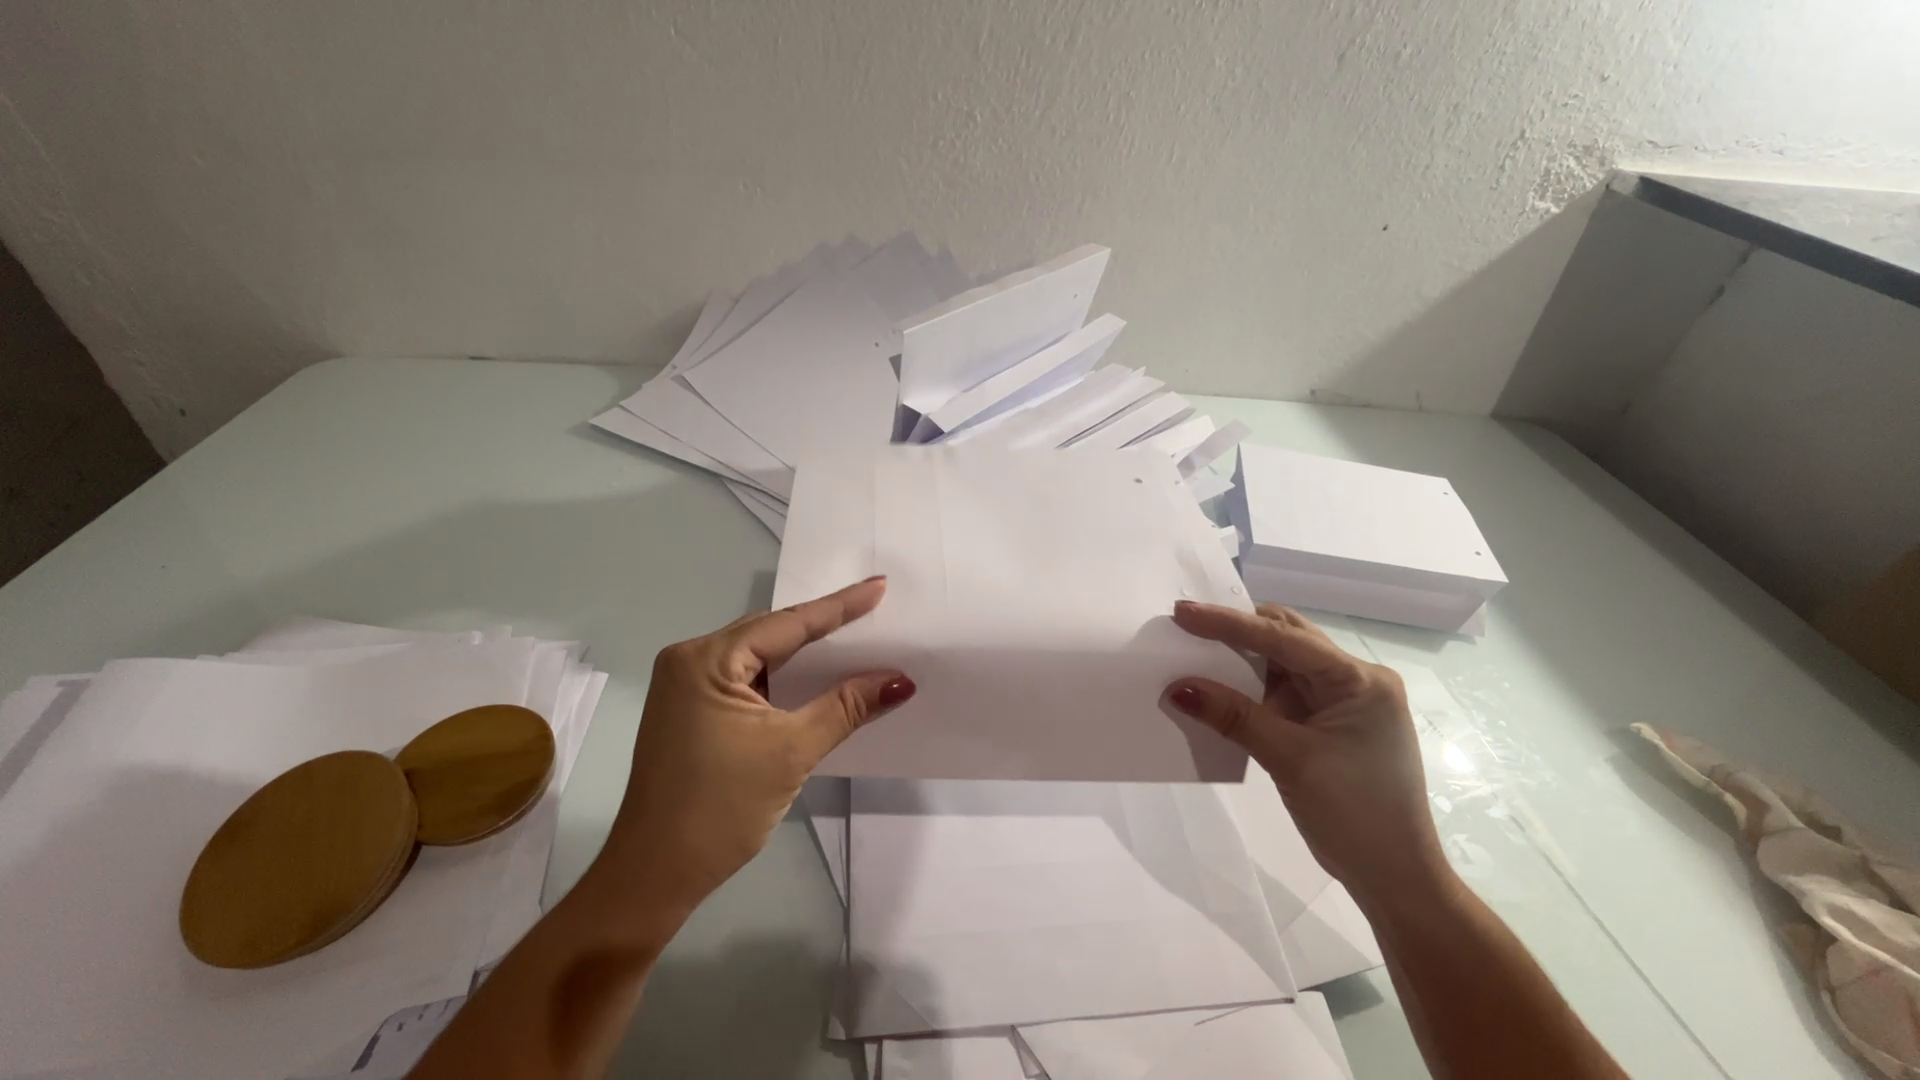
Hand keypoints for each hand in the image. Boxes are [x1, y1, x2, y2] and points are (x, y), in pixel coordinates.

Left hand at [597, 577, 914, 911]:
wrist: (655, 873)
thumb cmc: (721, 807)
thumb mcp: (792, 751)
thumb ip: (846, 707)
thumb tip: (900, 680)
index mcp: (705, 660)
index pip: (787, 624)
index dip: (839, 607)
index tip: (879, 585)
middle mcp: (689, 661)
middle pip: (769, 634)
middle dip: (821, 627)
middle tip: (873, 611)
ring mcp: (685, 688)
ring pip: (757, 658)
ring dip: (801, 656)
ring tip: (853, 639)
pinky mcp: (690, 712)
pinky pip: (745, 681)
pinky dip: (781, 681)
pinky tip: (813, 681)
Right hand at [1165, 601, 1447, 907]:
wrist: (1396, 877)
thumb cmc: (1355, 814)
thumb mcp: (1291, 760)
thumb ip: (1234, 717)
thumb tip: (1179, 687)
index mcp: (1359, 680)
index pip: (1284, 638)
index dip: (1229, 622)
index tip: (1183, 612)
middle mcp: (1355, 680)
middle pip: (1287, 639)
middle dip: (1237, 630)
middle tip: (1187, 626)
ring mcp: (1343, 704)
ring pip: (1283, 665)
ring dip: (1241, 660)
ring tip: (1195, 652)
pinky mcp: (1329, 726)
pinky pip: (1283, 694)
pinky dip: (1250, 690)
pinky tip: (1220, 690)